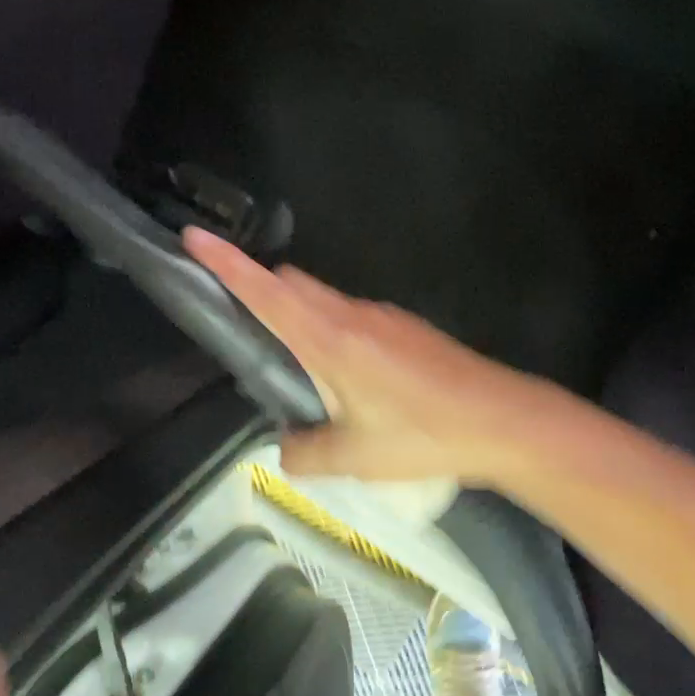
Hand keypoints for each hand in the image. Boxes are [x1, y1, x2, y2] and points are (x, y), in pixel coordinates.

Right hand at [185, 227, 562, 484]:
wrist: (501, 419)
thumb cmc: (422, 434)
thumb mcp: (354, 458)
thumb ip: (304, 453)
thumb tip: (281, 448)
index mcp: (329, 339)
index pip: (266, 291)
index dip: (226, 264)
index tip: (193, 237)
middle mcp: (352, 316)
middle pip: (292, 283)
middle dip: (259, 288)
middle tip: (241, 324)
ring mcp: (382, 317)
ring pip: (323, 299)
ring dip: (298, 314)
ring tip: (295, 366)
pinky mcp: (404, 328)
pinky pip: (351, 316)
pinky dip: (331, 331)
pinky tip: (346, 380)